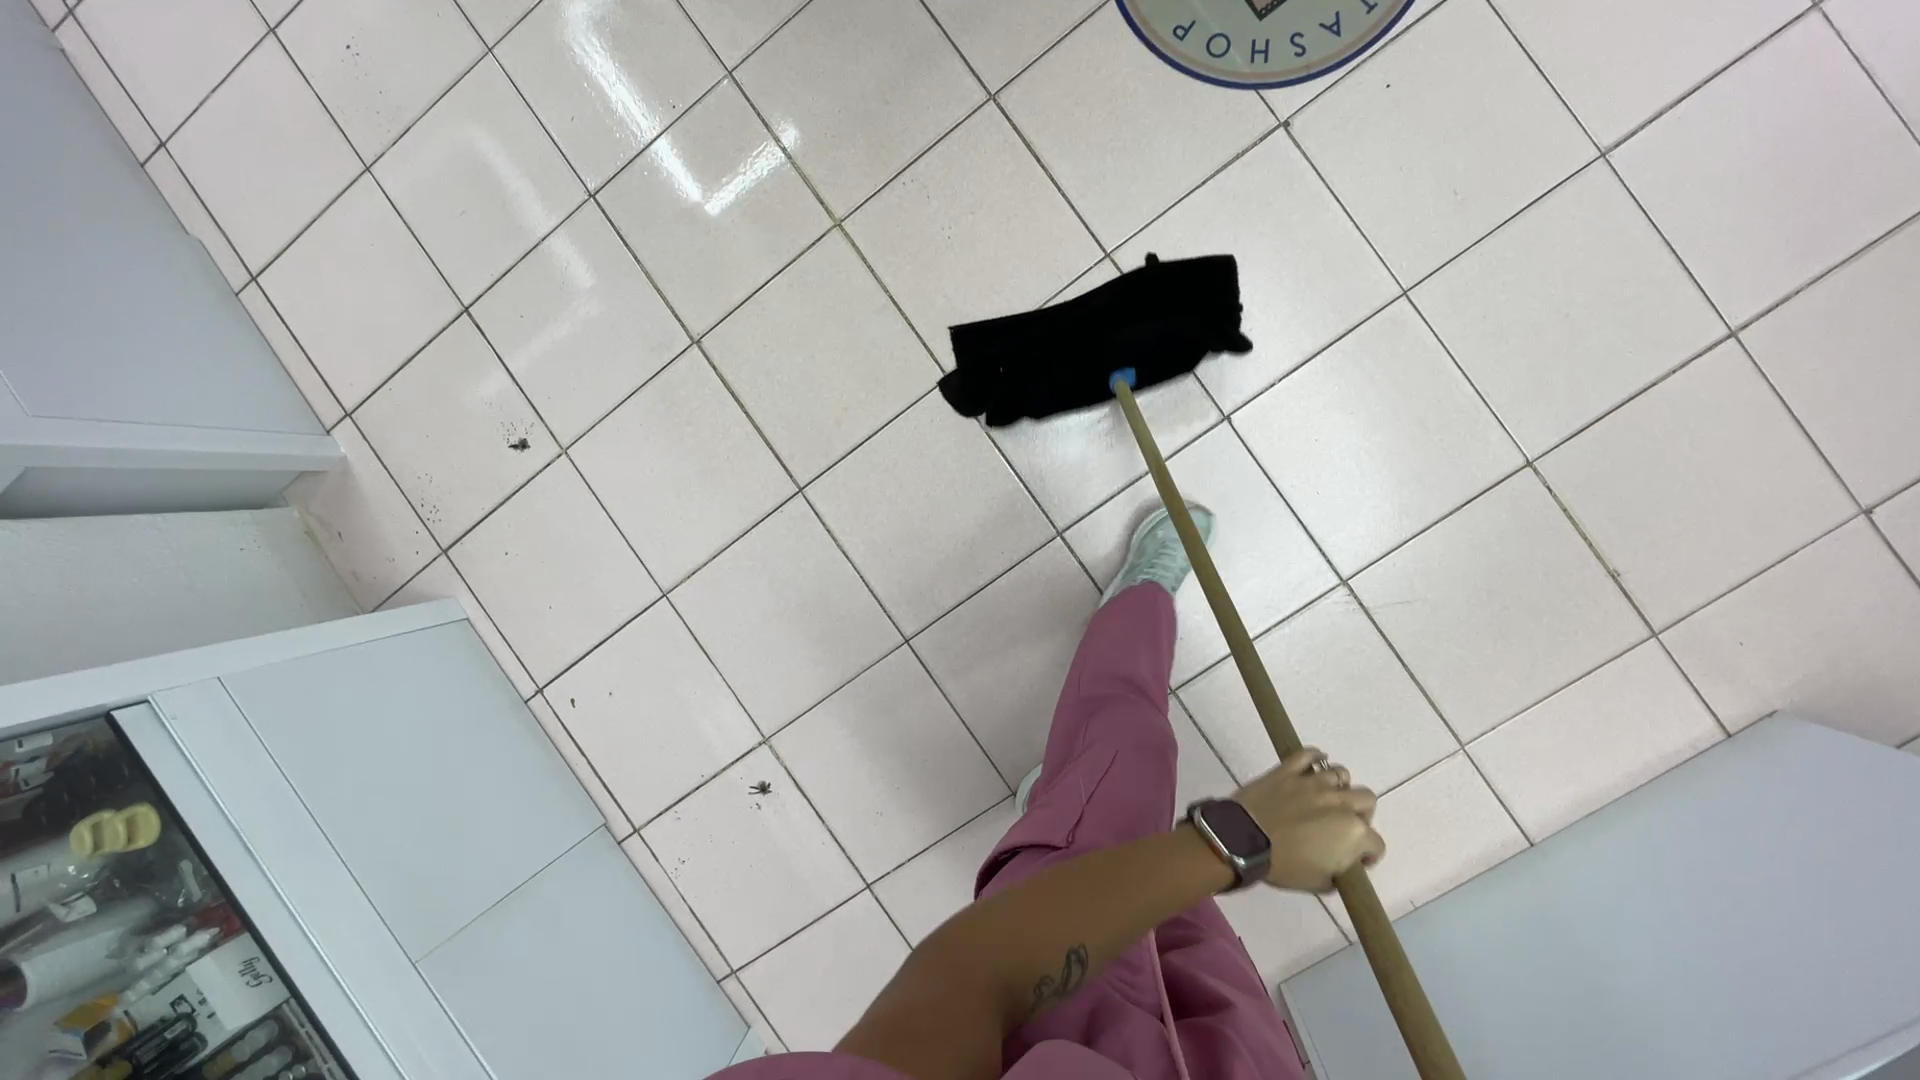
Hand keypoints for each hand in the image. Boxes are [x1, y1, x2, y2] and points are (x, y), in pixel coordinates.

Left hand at [1232, 748, 1383, 892]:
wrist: (1243, 840)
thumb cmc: (1284, 865)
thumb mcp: (1320, 883)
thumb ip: (1339, 873)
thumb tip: (1340, 866)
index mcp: (1353, 832)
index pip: (1376, 844)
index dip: (1368, 855)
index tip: (1356, 860)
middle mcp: (1340, 802)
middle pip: (1366, 800)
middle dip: (1361, 813)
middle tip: (1344, 824)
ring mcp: (1313, 782)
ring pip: (1340, 774)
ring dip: (1340, 786)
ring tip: (1328, 797)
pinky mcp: (1289, 769)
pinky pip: (1307, 754)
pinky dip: (1314, 756)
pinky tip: (1314, 763)